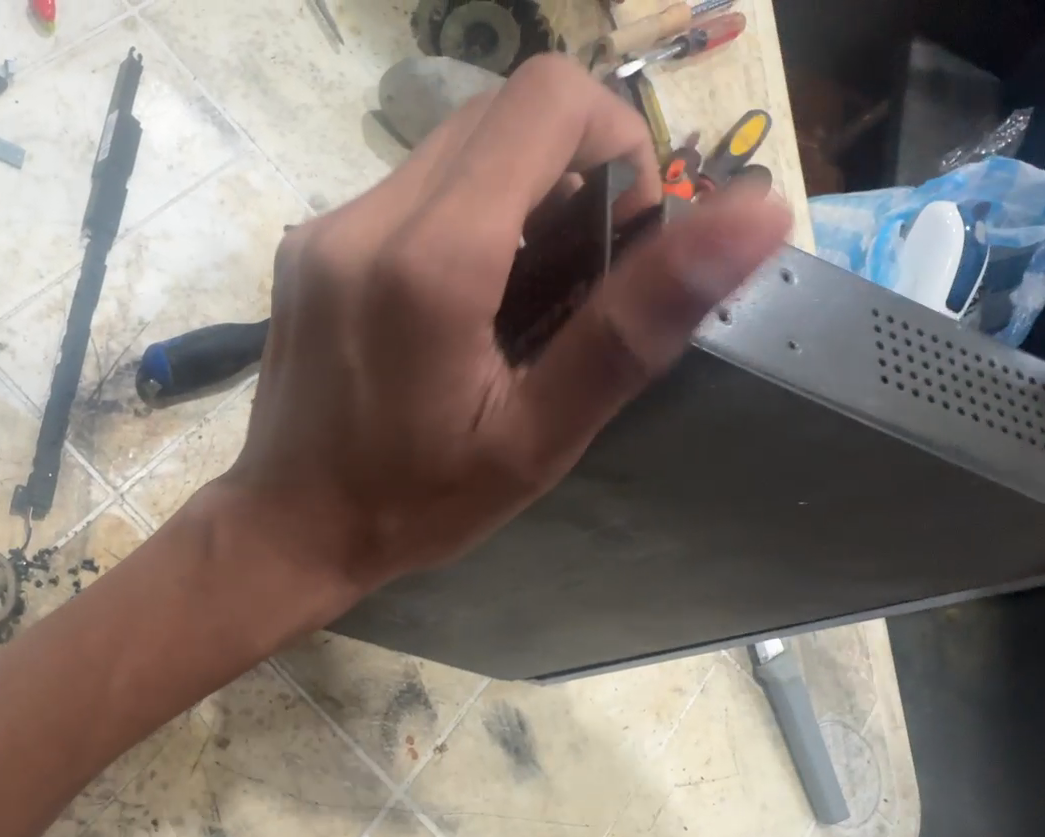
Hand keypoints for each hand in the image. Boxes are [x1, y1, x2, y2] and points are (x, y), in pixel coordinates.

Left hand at [218, 54, 791, 596]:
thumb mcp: (536, 437)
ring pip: (450, 148)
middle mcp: (365, 221)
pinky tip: (450, 303)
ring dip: (508, 196)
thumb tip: (756, 213)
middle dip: (564, 171)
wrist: (288, 526)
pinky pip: (403, 189)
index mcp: (430, 262)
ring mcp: (322, 230)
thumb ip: (635, 322)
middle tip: (569, 278)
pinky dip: (452, 217)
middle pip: (499, 114)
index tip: (619, 236)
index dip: (613, 143)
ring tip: (510, 300)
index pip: (548, 101)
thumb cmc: (412, 503)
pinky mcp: (303, 247)